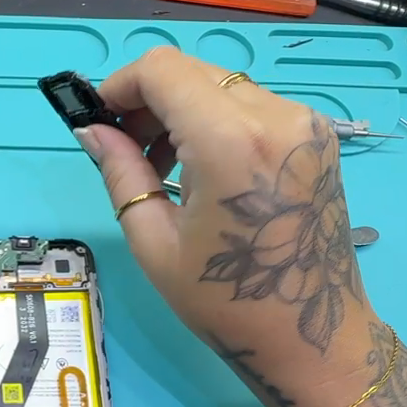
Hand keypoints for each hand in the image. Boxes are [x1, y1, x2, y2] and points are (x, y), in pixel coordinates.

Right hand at [75, 48, 376, 388]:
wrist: (310, 335)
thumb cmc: (223, 301)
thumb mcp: (153, 240)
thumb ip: (121, 172)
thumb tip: (91, 130)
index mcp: (230, 142)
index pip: (162, 70)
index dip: (120, 85)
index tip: (101, 119)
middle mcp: (275, 115)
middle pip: (192, 71)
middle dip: (147, 98)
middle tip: (125, 147)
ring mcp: (303, 123)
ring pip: (220, 84)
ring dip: (179, 109)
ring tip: (161, 164)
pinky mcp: (314, 137)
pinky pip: (249, 105)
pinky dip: (212, 120)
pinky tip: (200, 167)